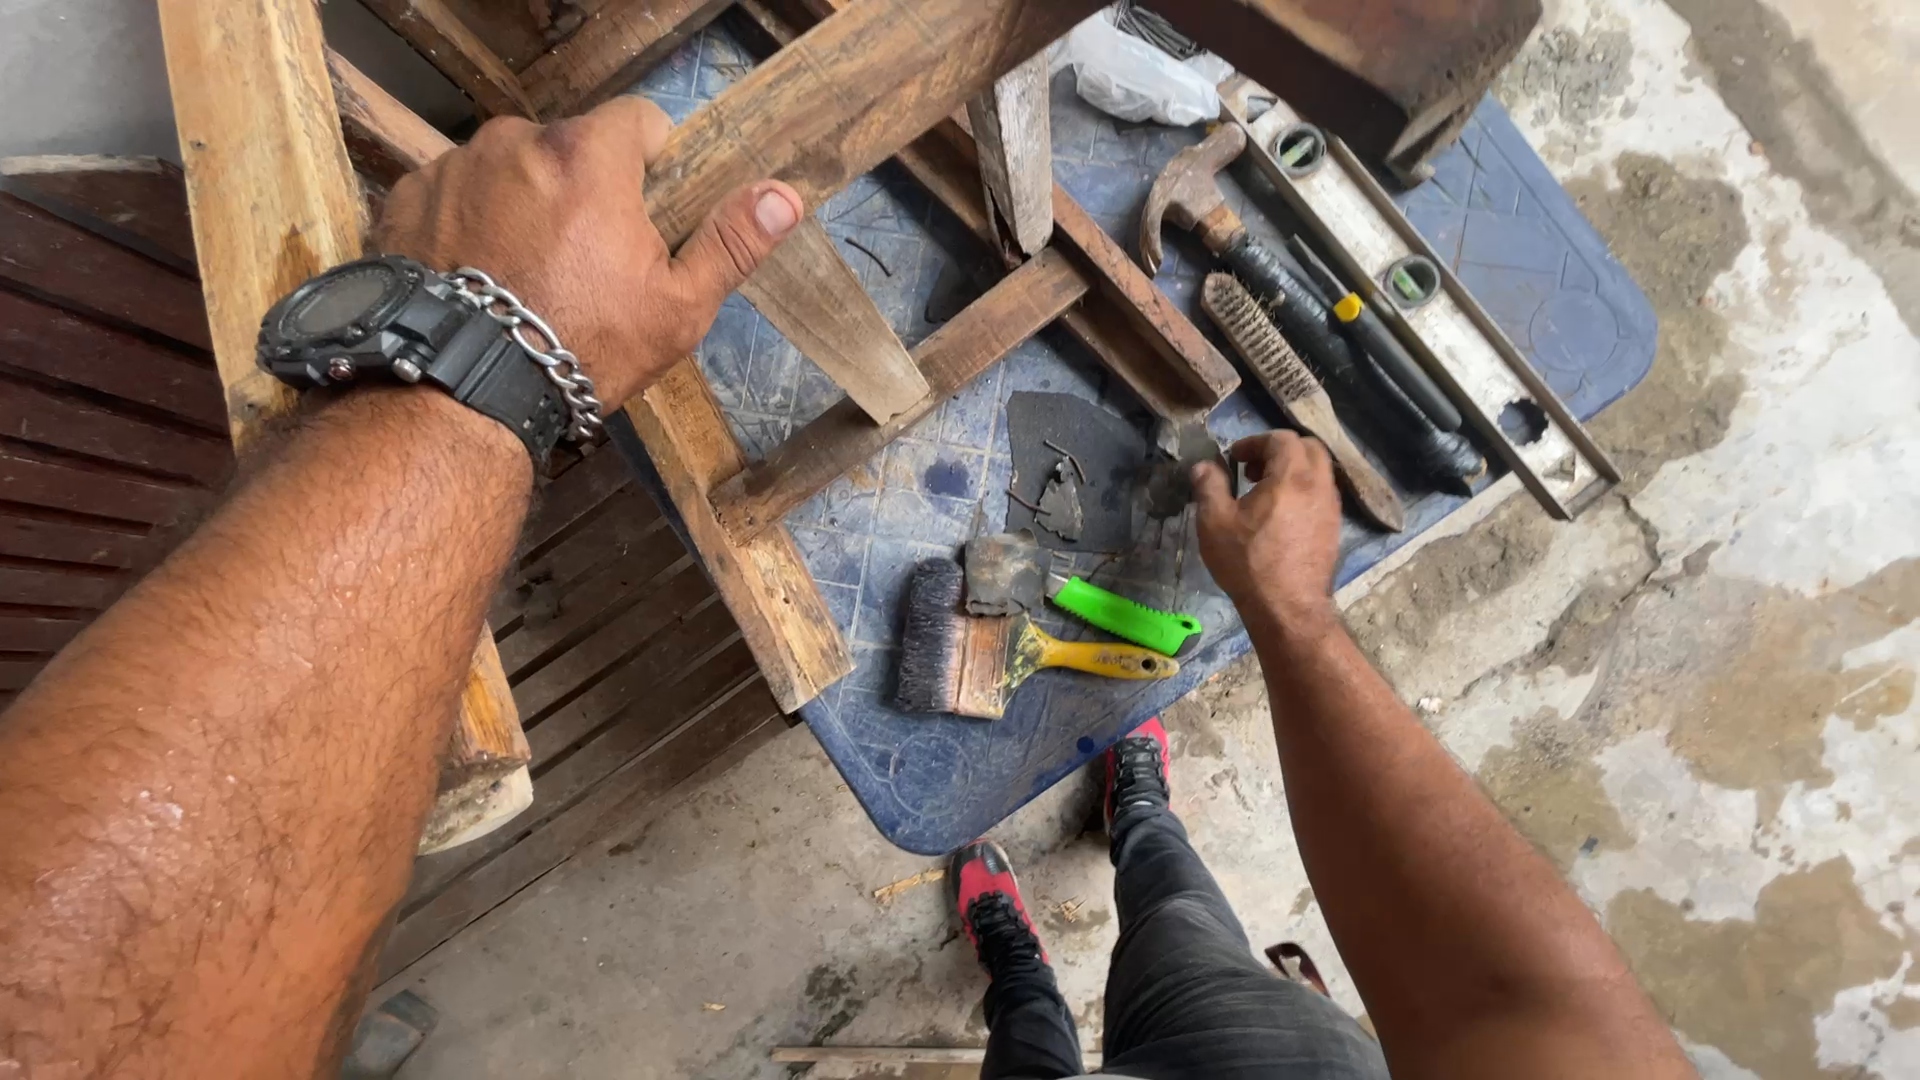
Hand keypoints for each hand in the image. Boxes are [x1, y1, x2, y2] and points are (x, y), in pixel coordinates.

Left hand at [375, 96, 802, 406]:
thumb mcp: (681, 305)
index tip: (653, 212)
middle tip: (597, 262)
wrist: (472, 386)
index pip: (639, 120)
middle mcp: (516, 139)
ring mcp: (455, 164)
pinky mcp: (410, 195)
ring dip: (534, 201)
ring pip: (516, 166)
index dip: (657, 161)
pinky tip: (489, 274)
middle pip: (575, 146)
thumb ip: (731, 242)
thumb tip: (786, 195)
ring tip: (537, 273)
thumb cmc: (592, 345)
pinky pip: (463, 190)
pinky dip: (480, 219)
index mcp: (589, 158)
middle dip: (591, 188)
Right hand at [1192, 431, 1342, 627]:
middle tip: (1252, 469)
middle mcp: (1318, 485)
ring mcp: (1331, 507)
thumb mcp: (1214, 522)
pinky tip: (1279, 515)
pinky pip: (1321, 494)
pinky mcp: (1333, 528)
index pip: (1281, 439)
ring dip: (1292, 470)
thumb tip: (1204, 466)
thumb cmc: (1247, 561)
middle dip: (1278, 450)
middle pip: (1308, 448)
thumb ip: (1209, 486)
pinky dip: (1301, 490)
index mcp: (1291, 477)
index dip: (1254, 442)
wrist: (1286, 607)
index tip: (1234, 458)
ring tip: (1263, 492)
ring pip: (1318, 471)